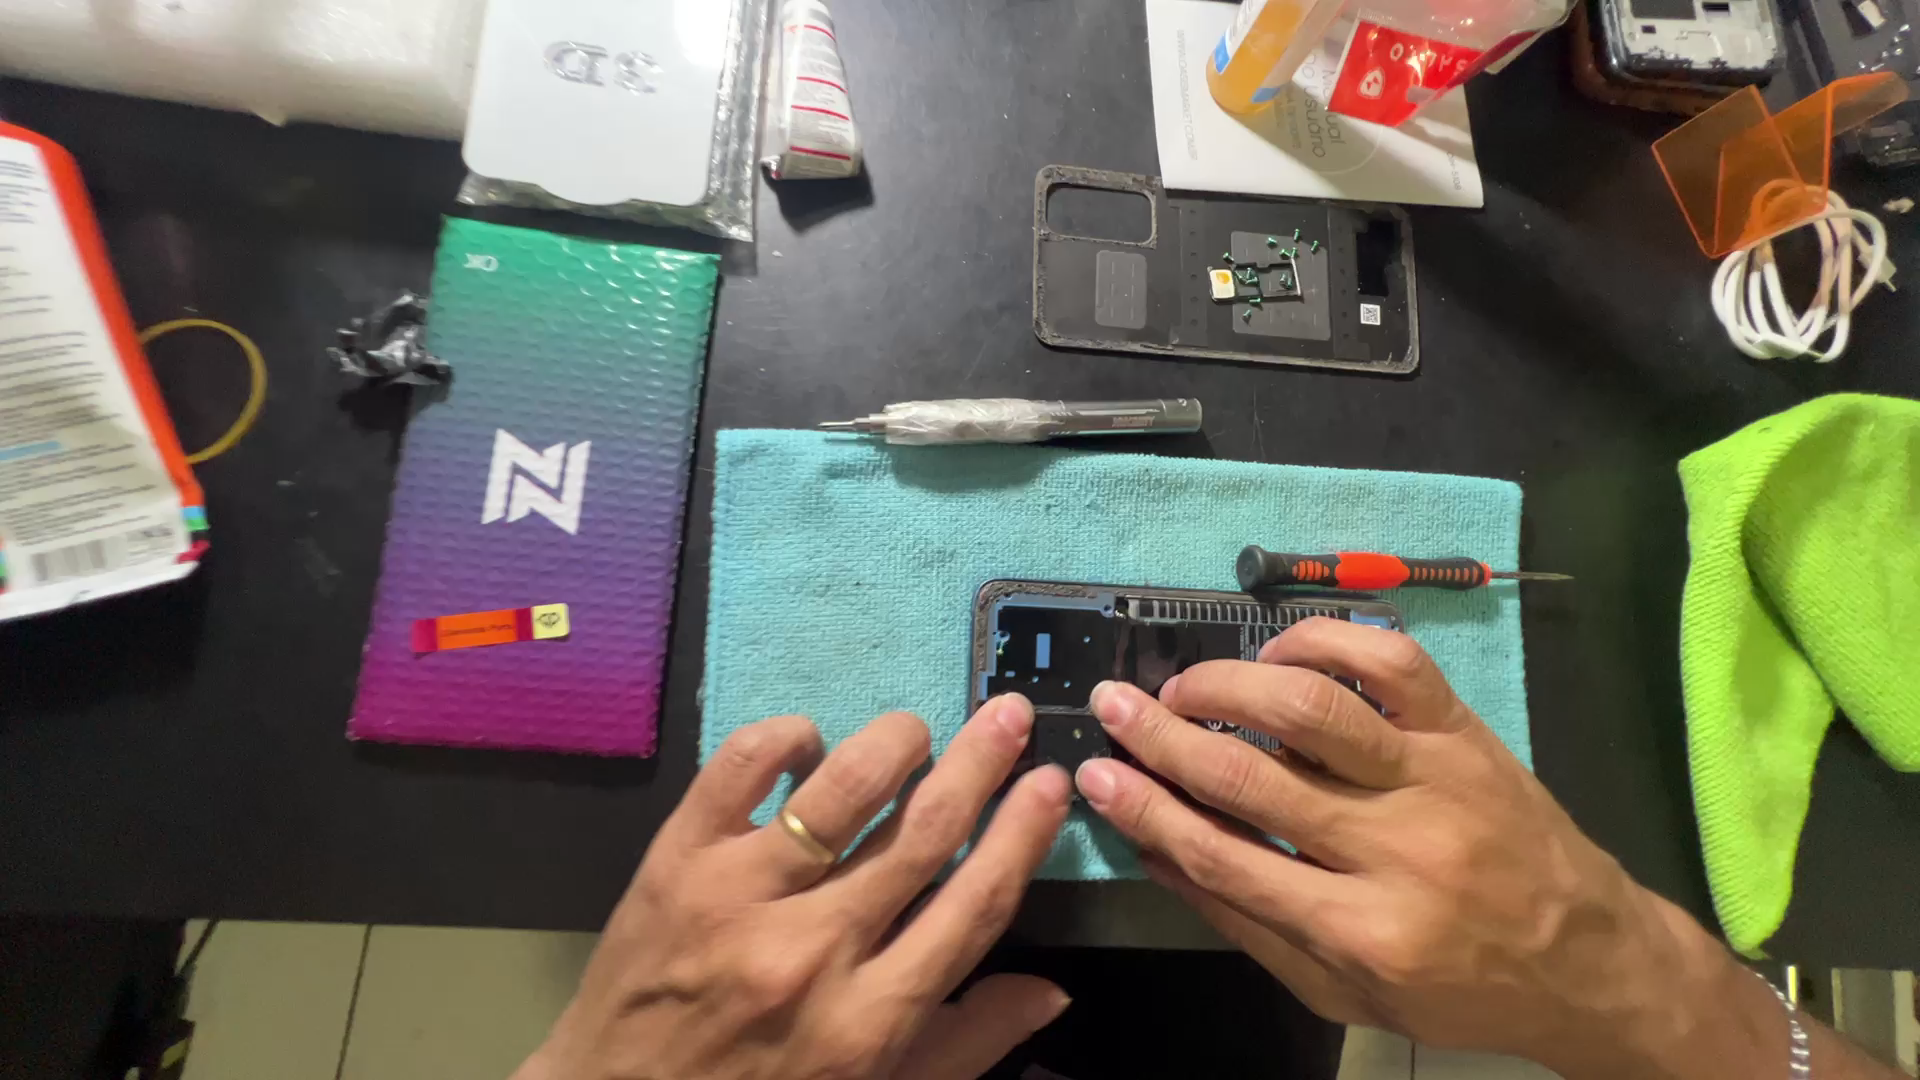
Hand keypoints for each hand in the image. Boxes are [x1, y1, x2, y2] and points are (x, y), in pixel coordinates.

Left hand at [517, 695, 1072, 1079]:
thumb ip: (968, 1042)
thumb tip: (1053, 988)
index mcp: (873, 1018)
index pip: (975, 903)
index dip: (1023, 832)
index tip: (1051, 778)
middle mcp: (815, 950)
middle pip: (922, 833)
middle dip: (981, 761)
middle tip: (1008, 713)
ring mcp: (740, 898)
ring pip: (842, 790)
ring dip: (894, 743)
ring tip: (914, 732)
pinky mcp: (678, 858)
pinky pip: (742, 767)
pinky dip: (787, 737)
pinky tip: (809, 744)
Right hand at [1071, 618, 1790, 1079]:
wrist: (1596, 965)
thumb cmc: (1452, 984)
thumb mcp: (1339, 989)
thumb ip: (1240, 918)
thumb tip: (1149, 845)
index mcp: (1363, 934)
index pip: (1223, 856)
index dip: (1145, 807)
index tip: (1094, 770)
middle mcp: (1399, 852)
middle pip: (1251, 774)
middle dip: (1162, 733)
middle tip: (1112, 703)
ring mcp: (1437, 778)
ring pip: (1312, 706)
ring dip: (1228, 683)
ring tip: (1187, 686)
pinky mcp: (1465, 730)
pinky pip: (1388, 659)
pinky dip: (1319, 640)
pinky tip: (1279, 653)